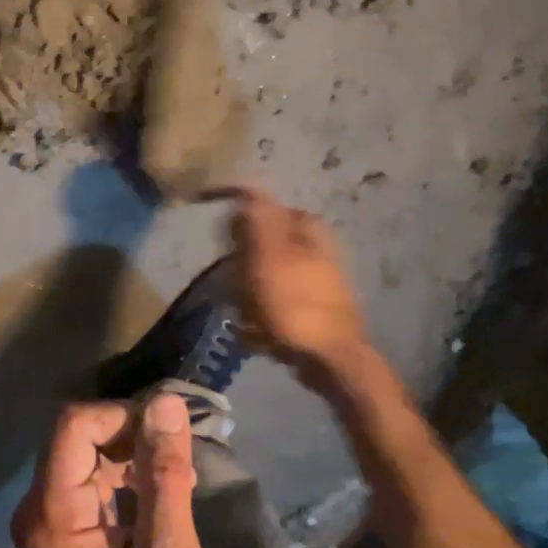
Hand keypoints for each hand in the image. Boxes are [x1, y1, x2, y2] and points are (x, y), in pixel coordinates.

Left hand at [12, 395, 216, 547]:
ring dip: (131, 458)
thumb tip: (165, 402)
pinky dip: (124, 480)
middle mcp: (36, 512)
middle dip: (130, 437)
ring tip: (178, 478)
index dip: (121, 417)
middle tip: (179, 459)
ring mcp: (45, 525)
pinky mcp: (61, 536)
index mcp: (52, 516)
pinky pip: (88, 484)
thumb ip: (164, 476)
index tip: (166, 433)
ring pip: (85, 457)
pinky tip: (162, 496)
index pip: (73, 425)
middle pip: (77, 439)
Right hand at [228, 187, 368, 375]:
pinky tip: (259, 335)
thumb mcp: (268, 253)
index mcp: (305, 225)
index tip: (217, 243)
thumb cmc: (294, 303)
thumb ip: (256, 217)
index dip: (233, 221)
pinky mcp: (311, 308)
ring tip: (247, 317)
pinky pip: (271, 305)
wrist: (330, 361)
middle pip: (256, 245)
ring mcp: (314, 278)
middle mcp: (314, 245)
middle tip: (236, 289)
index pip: (258, 206)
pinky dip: (261, 318)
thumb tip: (244, 187)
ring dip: (247, 297)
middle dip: (239, 268)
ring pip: (261, 277)